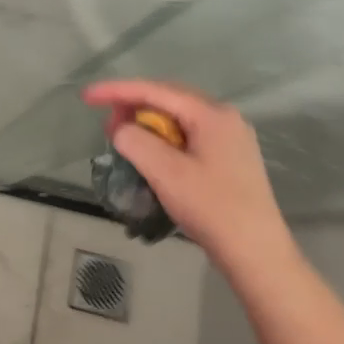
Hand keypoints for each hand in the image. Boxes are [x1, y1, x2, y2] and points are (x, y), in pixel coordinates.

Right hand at [82, 79, 295, 277]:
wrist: (256, 252)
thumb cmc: (212, 208)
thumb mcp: (166, 173)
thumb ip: (136, 141)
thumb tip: (121, 129)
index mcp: (212, 114)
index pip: (155, 91)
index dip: (116, 90)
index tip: (86, 97)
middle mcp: (224, 118)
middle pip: (168, 99)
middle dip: (132, 105)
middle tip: (105, 123)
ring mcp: (229, 138)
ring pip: (178, 118)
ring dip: (147, 124)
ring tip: (123, 140)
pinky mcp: (228, 158)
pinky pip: (187, 135)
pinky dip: (163, 139)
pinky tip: (150, 155)